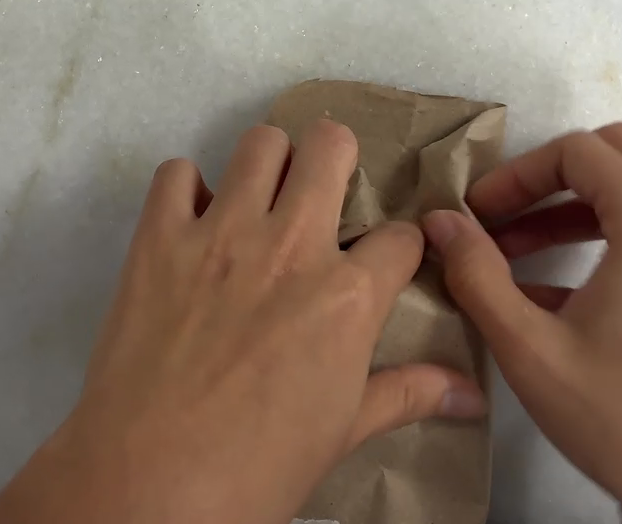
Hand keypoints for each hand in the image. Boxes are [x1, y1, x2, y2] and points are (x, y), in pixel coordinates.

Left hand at [0, 121, 485, 523]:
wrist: (151, 478)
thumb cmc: (259, 466)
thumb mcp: (342, 432)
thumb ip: (405, 395)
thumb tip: (470, 393)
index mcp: (346, 296)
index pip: (400, 237)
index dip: (400, 245)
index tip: (386, 254)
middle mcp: (290, 244)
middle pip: (329, 148)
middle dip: (336, 154)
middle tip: (322, 183)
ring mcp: (221, 232)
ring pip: (259, 143)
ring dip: (267, 161)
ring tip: (260, 195)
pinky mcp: (160, 233)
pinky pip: (176, 172)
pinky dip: (186, 186)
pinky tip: (191, 217)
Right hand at [423, 123, 621, 523]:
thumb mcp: (530, 349)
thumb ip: (475, 273)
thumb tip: (439, 220)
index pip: (576, 151)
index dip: (516, 173)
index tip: (480, 212)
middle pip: (615, 152)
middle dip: (549, 175)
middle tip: (505, 216)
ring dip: (578, 203)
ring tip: (524, 250)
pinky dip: (614, 230)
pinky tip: (567, 286)